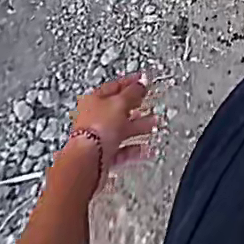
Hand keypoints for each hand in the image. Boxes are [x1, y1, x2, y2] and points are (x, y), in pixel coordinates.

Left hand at [63, 72, 157, 190]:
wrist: (88, 162)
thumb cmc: (98, 128)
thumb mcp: (121, 102)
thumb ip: (134, 91)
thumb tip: (141, 84)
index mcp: (93, 100)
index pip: (114, 86)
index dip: (130, 82)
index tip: (143, 80)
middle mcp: (93, 118)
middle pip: (118, 109)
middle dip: (137, 107)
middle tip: (150, 102)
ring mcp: (97, 138)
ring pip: (122, 129)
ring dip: (139, 126)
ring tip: (154, 123)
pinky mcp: (102, 156)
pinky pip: (122, 149)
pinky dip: (135, 148)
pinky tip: (146, 148)